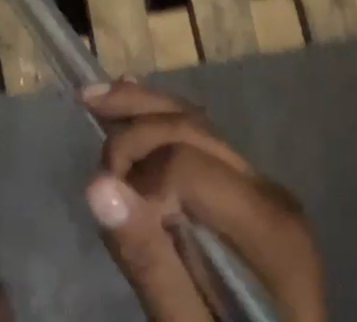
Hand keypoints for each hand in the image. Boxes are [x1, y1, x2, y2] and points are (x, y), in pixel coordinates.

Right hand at [83, 81, 326, 321]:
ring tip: (93, 94)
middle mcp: (272, 195)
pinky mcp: (251, 195)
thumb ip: (150, 261)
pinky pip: (204, 142)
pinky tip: (133, 98)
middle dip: (133, 131)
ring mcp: (265, 191)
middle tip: (84, 152)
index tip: (107, 206)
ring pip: (198, 125)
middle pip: (193, 132)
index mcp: (267, 228)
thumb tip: (98, 186)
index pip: (186, 164)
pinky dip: (162, 120)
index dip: (137, 174)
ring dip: (143, 108)